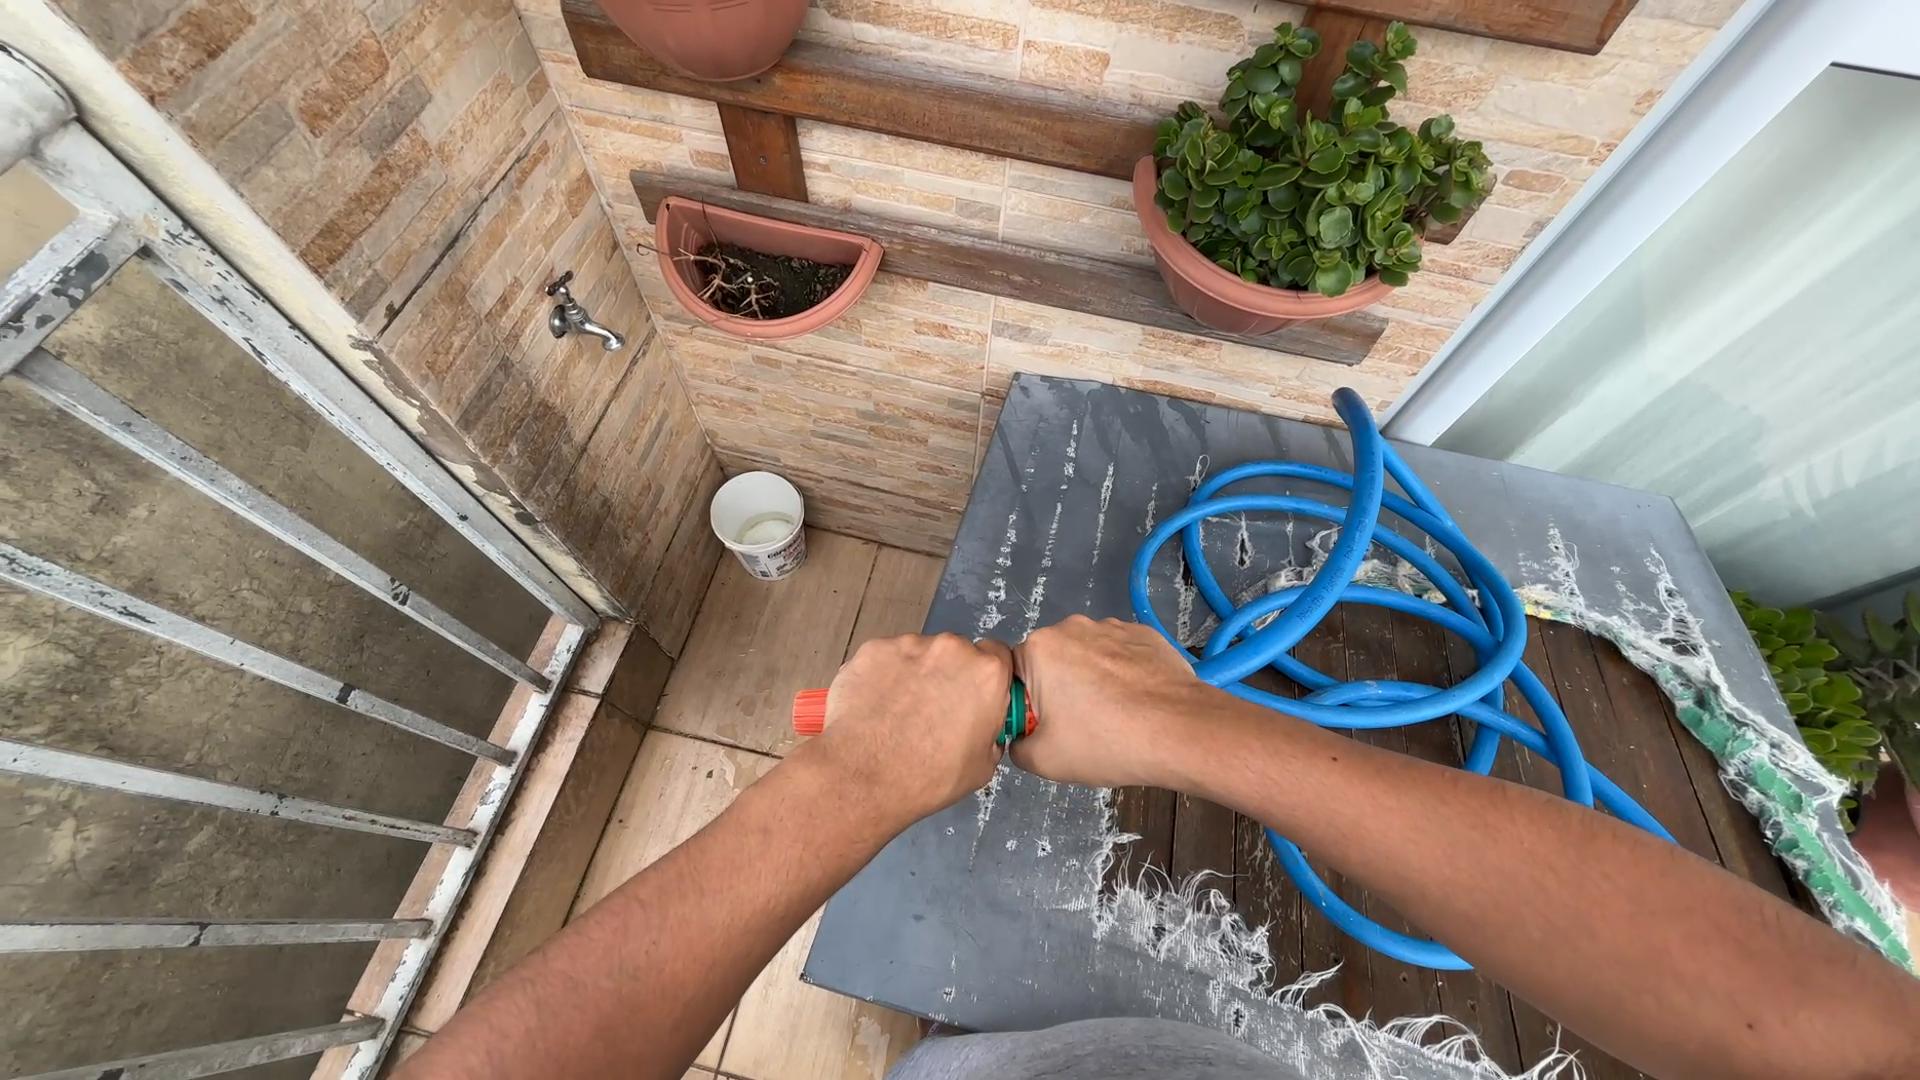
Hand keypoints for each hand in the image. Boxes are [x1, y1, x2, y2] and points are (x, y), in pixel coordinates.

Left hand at [799, 633, 1013, 828]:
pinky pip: (886, 658)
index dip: (986, 675)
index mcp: (987, 674)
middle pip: (956, 652)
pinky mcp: (874, 649)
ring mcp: (909, 645)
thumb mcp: (982, 766)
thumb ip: (990, 732)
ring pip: (919, 653)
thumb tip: (982, 726)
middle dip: (948, 674)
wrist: (863, 776)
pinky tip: (875, 706)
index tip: (974, 692)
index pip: (997, 655)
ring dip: (915, 674)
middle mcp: (951, 649)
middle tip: (933, 709)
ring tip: (898, 712)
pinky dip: (883, 676)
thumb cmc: (926, 777)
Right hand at [1009, 615, 1214, 787]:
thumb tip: (1023, 738)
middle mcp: (1070, 626)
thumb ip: (1016, 746)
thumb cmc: (1105, 742)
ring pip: (1086, 655)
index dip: (1025, 703)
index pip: (1014, 673)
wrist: (1181, 731)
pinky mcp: (1144, 633)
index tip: (1045, 727)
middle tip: (1078, 725)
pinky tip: (1137, 701)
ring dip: (1091, 678)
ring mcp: (1111, 626)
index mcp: (1038, 648)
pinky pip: (1119, 653)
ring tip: (1114, 715)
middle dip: (1057, 688)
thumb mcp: (1043, 761)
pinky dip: (1122, 673)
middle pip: (1050, 660)